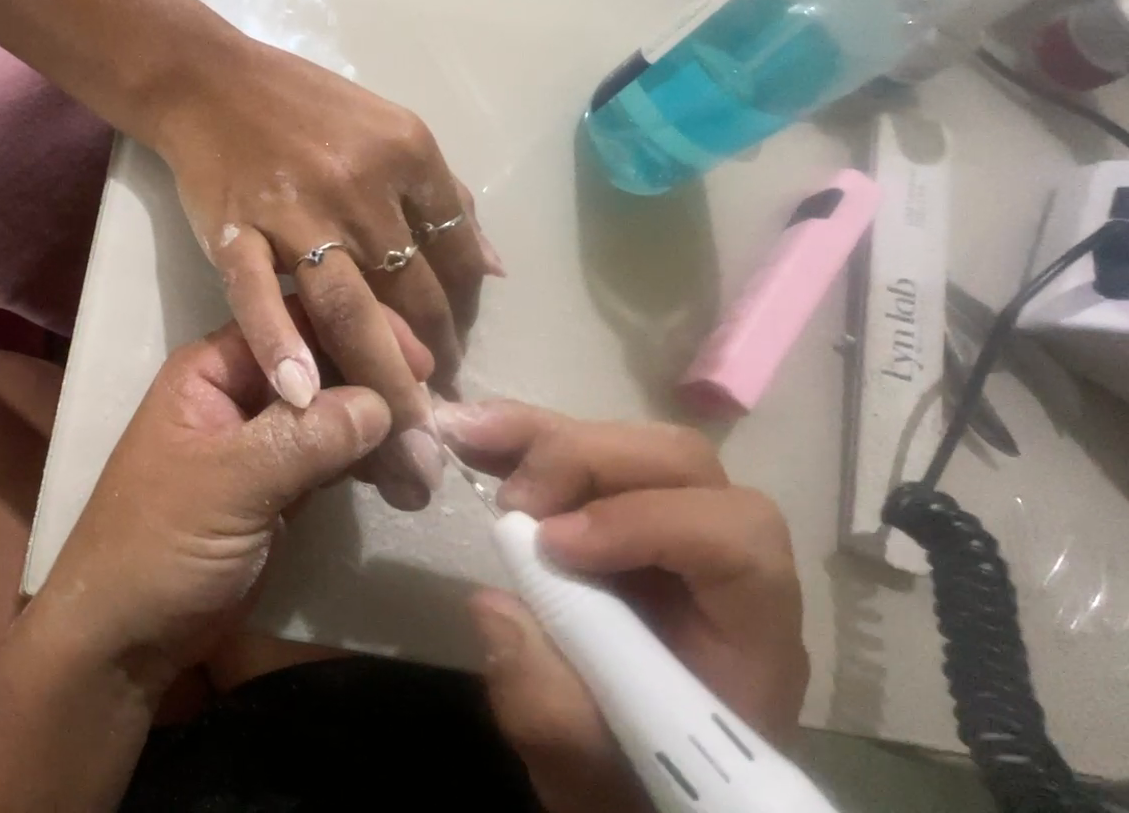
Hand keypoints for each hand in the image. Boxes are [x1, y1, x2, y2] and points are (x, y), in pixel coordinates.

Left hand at [37, 305, 433, 692]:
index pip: (292, 325)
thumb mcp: (227, 485)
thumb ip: (301, 438)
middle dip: (377, 390)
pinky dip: (369, 466)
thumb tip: (382, 401)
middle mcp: (240, 393)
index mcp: (212, 370)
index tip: (417, 361)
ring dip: (382, 435)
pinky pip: (334, 458)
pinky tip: (404, 484)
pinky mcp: (281, 484)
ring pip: (335, 415)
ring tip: (425, 468)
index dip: (354, 332)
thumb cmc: (158, 546)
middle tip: (434, 420)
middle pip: (322, 368)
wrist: (127, 635)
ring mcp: (263, 440)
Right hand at [152, 37, 500, 512]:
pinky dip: (280, 343)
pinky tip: (300, 394)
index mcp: (407, 152)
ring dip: (381, 373)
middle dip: (433, 361)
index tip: (456, 354)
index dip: (464, 313)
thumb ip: (442, 196)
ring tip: (399, 428)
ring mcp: (295, 211)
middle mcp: (360, 184)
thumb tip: (495, 268)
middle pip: (411, 291)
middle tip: (438, 419)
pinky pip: (259, 295)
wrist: (208, 82)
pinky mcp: (235, 232)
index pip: (457, 252)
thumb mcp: (389, 129)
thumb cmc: (302, 107)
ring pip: (348, 305)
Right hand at [439, 400, 808, 812]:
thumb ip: (552, 714)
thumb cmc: (627, 784)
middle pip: (682, 467)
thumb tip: (495, 610)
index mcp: (745, 635)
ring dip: (544, 436)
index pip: (736, 541)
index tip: (552, 546)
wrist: (627, 772)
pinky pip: (577, 455)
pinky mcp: (611, 515)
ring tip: (468, 439)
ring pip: (629, 445)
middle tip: (512, 502)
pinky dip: (522, 440)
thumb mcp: (588, 778)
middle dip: (588, 462)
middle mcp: (716, 565)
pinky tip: (471, 437)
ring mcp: (663, 529)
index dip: (645, 522)